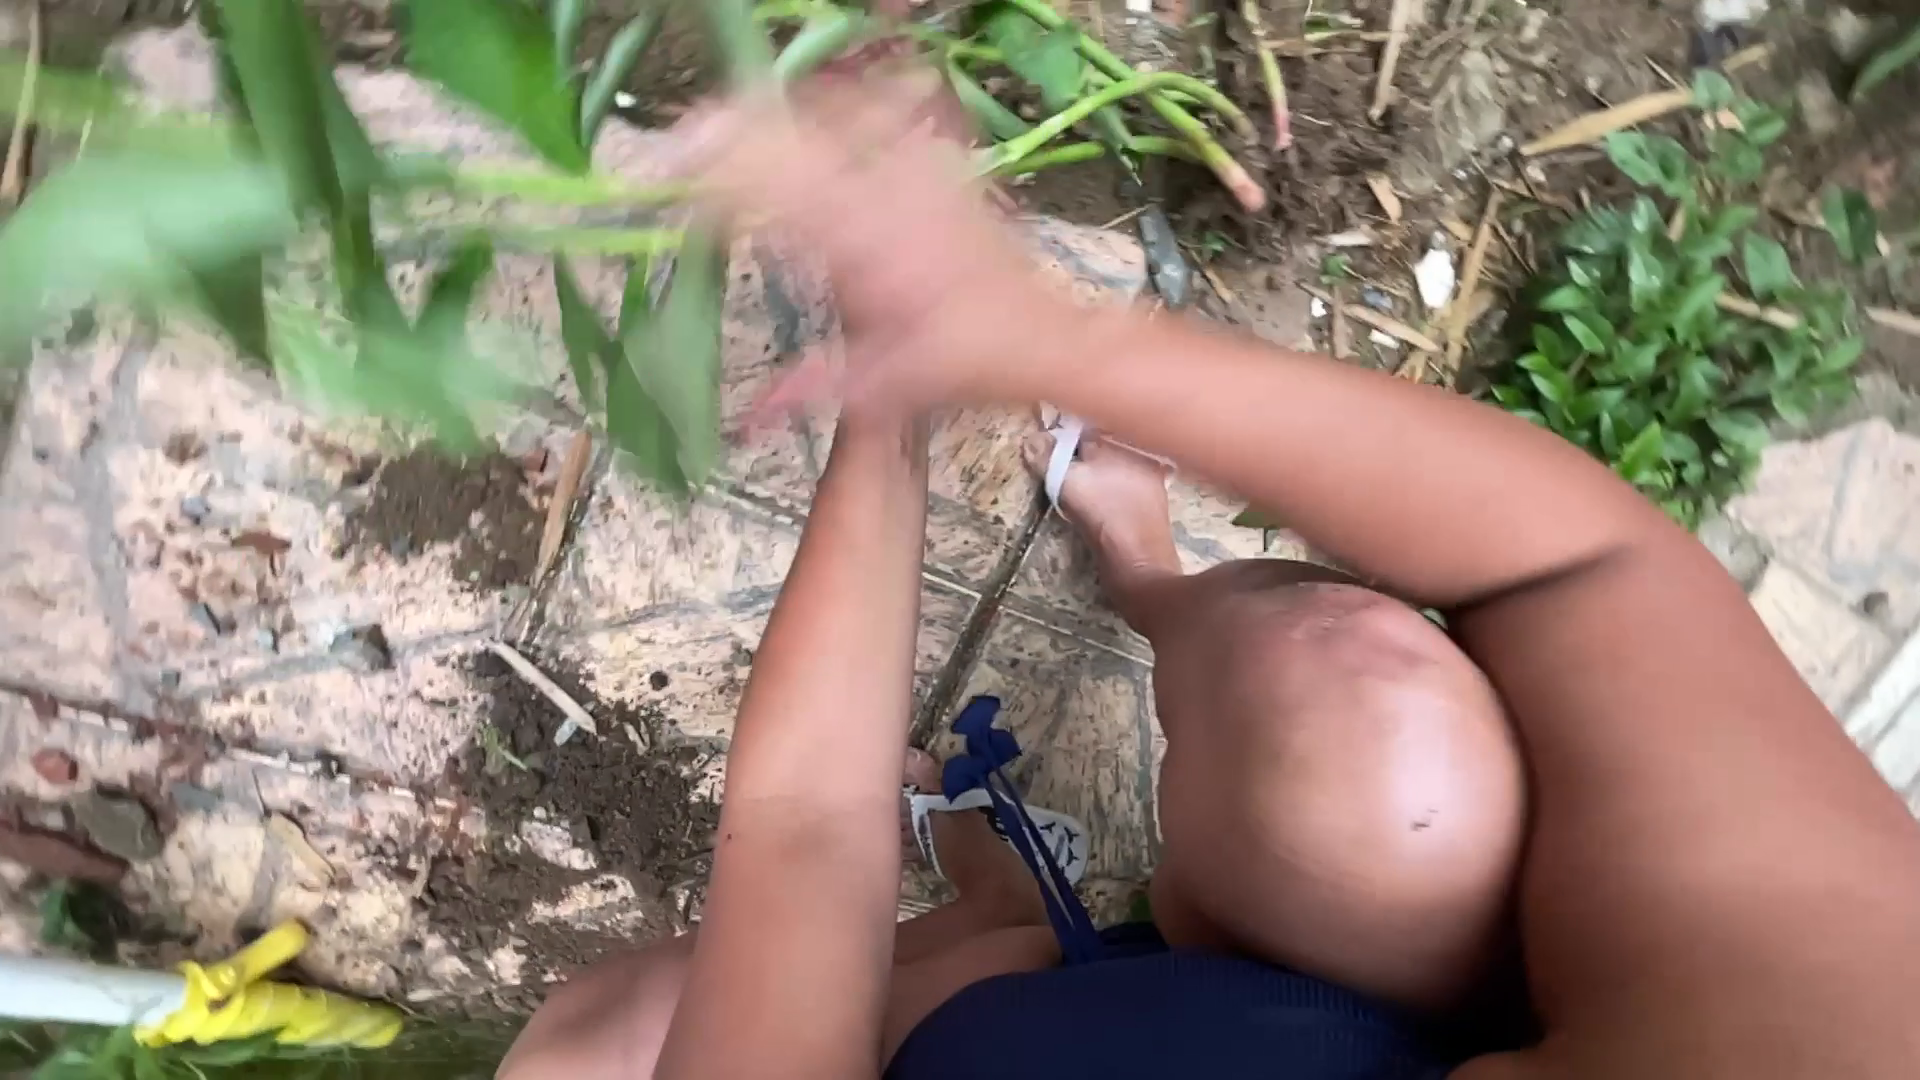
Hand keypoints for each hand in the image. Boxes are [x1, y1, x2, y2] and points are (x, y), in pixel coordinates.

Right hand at [678, 74, 1084, 417]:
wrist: (1038, 338)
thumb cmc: (962, 366)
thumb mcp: (879, 388)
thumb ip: (806, 391)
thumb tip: (746, 421)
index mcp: (857, 245)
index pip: (760, 180)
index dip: (701, 172)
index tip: (665, 183)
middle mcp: (881, 193)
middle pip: (783, 128)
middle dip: (723, 133)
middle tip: (686, 151)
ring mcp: (915, 171)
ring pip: (829, 106)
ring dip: (780, 117)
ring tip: (743, 136)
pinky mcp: (940, 167)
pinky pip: (883, 111)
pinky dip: (841, 113)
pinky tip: (826, 132)